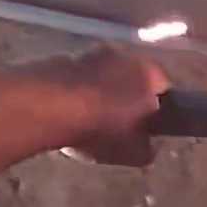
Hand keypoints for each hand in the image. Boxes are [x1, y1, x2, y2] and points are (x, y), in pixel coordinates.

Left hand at [21, 48, 168, 165]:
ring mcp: (83, 53)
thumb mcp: (136, 153)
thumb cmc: (103, 128)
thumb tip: (150, 145)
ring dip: (99, 93)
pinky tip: (66, 117)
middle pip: (130, 76)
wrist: (43, 109)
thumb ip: (149, 148)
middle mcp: (120, 54)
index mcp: (148, 73)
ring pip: (100, 76)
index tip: (153, 123)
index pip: (164, 86)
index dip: (161, 105)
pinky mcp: (53, 59)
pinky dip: (73, 93)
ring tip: (91, 122)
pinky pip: (72, 79)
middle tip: (123, 123)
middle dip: (128, 95)